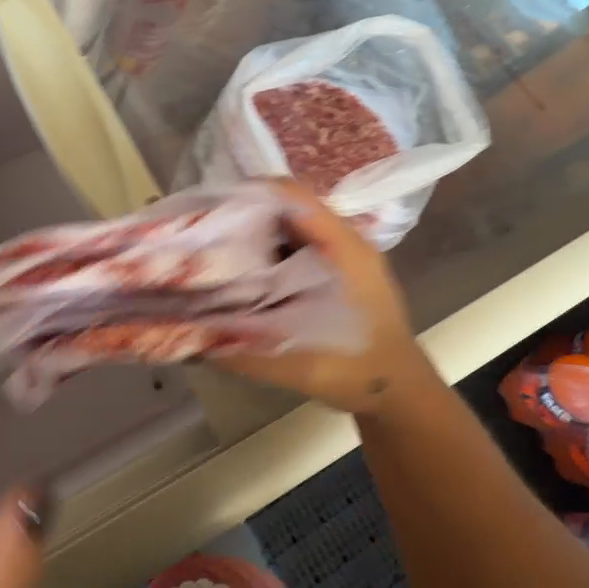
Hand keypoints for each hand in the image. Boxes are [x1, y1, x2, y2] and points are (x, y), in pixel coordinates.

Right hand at [215, 179, 432, 416]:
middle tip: (203, 237)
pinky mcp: (336, 268)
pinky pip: (295, 246)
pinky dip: (267, 254)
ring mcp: (341, 252)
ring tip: (214, 254)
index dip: (245, 196)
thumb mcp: (294, 361)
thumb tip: (188, 330)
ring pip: (287, 226)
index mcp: (340, 245)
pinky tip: (242, 277)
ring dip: (253, 236)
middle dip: (241, 217)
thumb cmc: (354, 370)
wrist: (401, 394)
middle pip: (283, 206)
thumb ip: (241, 345)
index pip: (288, 193)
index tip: (208, 216)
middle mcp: (342, 238)